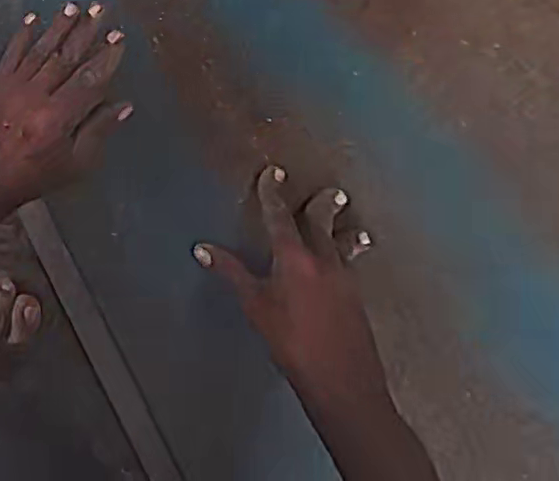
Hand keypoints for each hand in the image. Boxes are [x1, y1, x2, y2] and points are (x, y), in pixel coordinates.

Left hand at [0, 2, 131, 206]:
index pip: (88, 80)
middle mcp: (36, 96)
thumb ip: (98, 130)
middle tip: (100, 8)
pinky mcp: (0, 82)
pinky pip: (13, 53)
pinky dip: (23, 34)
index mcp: (57, 118)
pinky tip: (34, 17)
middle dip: (86, 31)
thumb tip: (124, 104)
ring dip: (59, 26)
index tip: (118, 36)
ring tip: (74, 6)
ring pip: (41, 50)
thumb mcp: (76, 163)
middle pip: (66, 57)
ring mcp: (15, 86)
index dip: (106, 57)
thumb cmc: (37, 173)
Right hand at [195, 165, 387, 409]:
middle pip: (321, 225)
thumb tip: (201, 248)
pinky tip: (348, 266)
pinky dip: (348, 257)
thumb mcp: (255, 306)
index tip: (274, 173)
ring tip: (354, 226)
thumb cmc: (292, 343)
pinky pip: (350, 267)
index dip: (273, 193)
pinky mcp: (356, 301)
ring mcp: (345, 281)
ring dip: (344, 233)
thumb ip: (231, 273)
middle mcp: (323, 262)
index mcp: (295, 257)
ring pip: (342, 247)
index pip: (280, 216)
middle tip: (334, 193)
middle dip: (323, 207)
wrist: (345, 386)